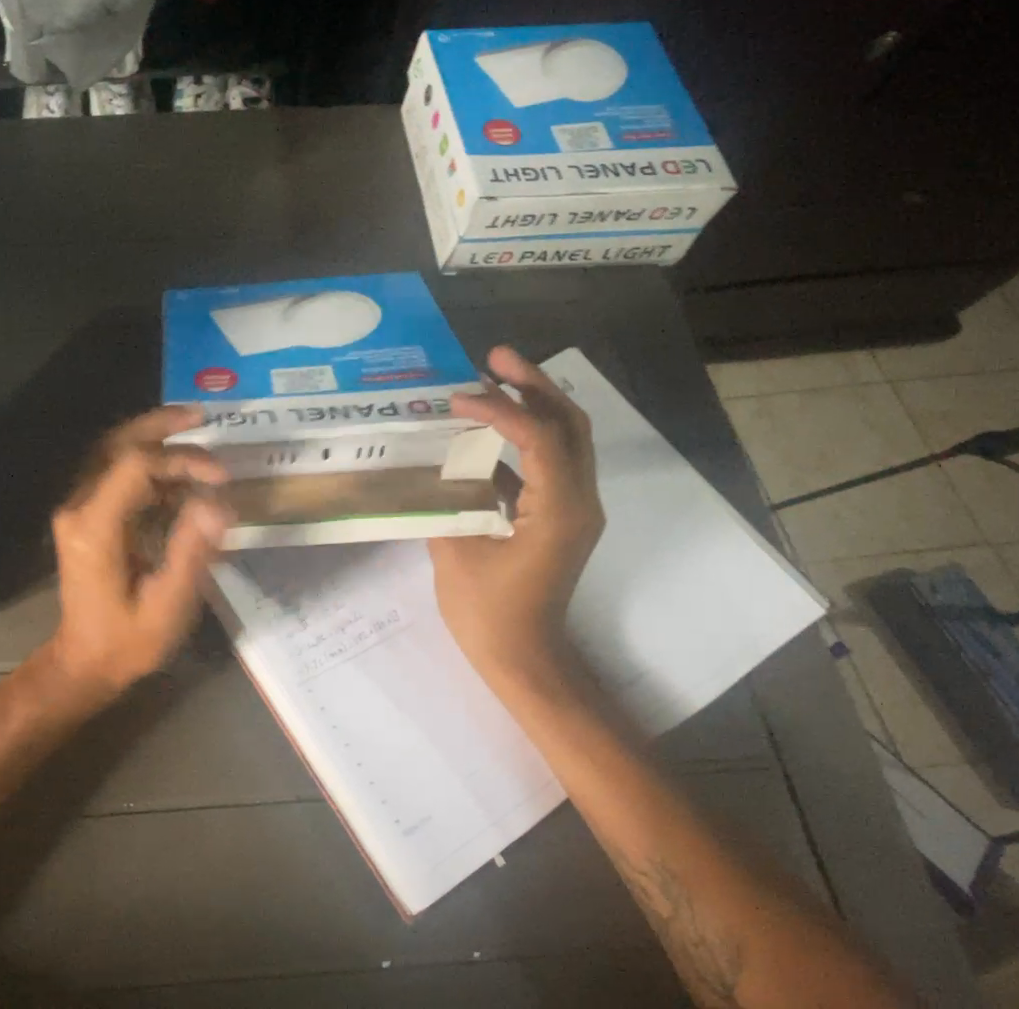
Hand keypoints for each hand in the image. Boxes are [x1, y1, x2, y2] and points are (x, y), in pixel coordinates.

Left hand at [37, 406, 232, 707]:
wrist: (86, 662)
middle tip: (202, 416)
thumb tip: (220, 505)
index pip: (135, 465)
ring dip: (152, 439)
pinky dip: (148, 464)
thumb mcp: (167, 606)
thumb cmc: (127, 641)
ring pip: (111, 453)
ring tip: (196, 432)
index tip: (221, 477)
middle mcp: (78, 508)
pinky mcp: (85, 517)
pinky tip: (180, 475)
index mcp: (95, 528)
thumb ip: (191, 552)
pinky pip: (114, 474)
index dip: (181, 460)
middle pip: (115, 445)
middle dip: (160, 426)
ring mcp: (77, 510)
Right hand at [428, 346, 603, 684]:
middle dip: (533, 385)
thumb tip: (439, 463)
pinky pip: (549, 464)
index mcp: (561, 510)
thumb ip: (449, 499)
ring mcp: (575, 509)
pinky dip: (521, 439)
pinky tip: (484, 432)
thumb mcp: (456, 554)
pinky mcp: (561, 518)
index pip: (540, 437)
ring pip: (566, 439)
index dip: (500, 408)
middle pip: (569, 423)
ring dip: (532, 406)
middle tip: (493, 357)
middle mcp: (580, 501)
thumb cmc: (489, 616)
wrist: (524, 661)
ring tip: (491, 380)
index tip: (458, 398)